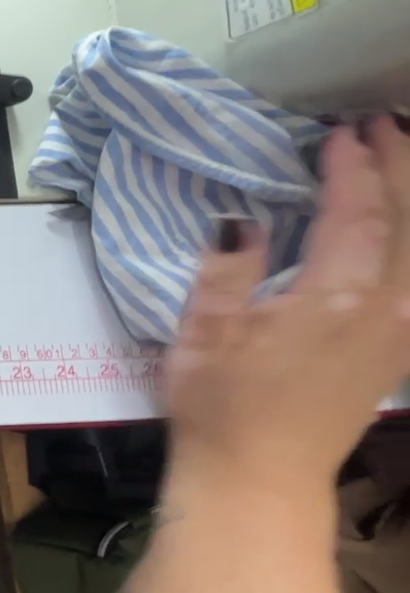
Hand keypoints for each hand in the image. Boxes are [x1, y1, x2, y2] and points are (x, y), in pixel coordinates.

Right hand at [167, 118, 409, 483]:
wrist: (258, 468)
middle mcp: (390, 307)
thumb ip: (226, 272)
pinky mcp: (403, 349)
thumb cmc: (218, 399)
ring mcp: (406, 330)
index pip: (358, 216)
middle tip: (390, 124)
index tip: (341, 133)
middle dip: (404, 169)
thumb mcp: (202, 334)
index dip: (353, 170)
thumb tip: (240, 216)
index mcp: (335, 297)